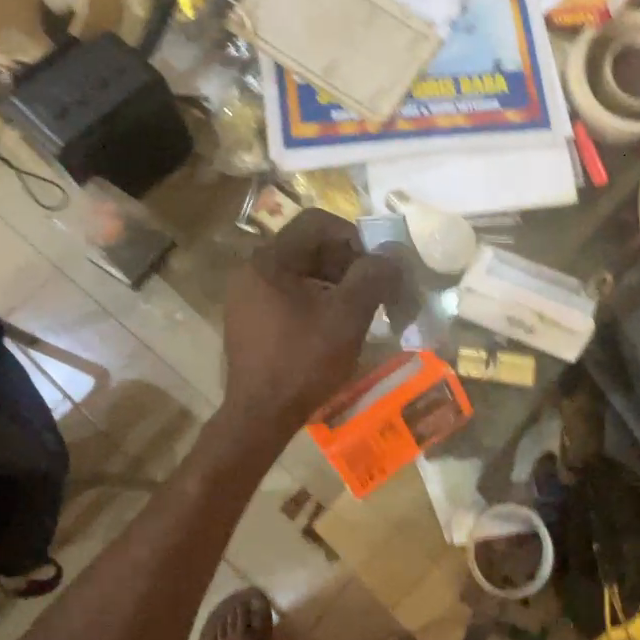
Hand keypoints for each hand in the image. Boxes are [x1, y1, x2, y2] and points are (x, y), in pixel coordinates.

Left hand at [222, 210, 402, 439]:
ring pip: (302, 273)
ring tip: (361, 311)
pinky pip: (290, 295)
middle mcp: (252, 270)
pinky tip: (335, 328)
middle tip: (376, 290)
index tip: (377, 265)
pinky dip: (318, 301)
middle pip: (310, 246)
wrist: (259, 418)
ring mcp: (247, 297)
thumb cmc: (303, 362)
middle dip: (349, 263)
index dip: (355, 236)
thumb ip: (372, 277)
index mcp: (269, 260)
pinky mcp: (250, 321)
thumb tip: (392, 255)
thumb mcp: (347, 316)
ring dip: (336, 284)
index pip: (317, 222)